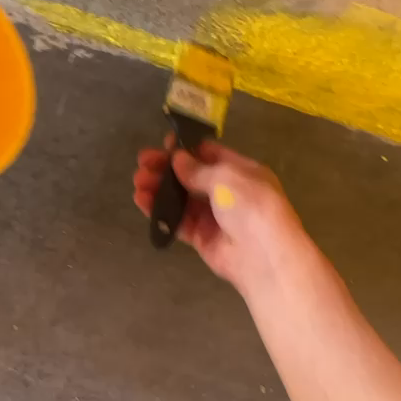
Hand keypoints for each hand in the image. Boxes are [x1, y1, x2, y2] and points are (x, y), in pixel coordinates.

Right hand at [133, 139, 309, 296]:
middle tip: (142, 164)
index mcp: (239, 171)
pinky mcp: (201, 237)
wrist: (262, 254)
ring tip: (138, 182)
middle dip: (166, 169)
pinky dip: (160, 212)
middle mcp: (226, 192)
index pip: (209, 155)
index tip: (163, 146)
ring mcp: (213, 216)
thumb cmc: (250, 205)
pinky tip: (143, 202)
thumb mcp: (226, 177)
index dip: (185, 150)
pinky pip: (177, 221)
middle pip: (191, 177)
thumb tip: (177, 159)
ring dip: (159, 189)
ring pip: (181, 199)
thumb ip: (198, 170)